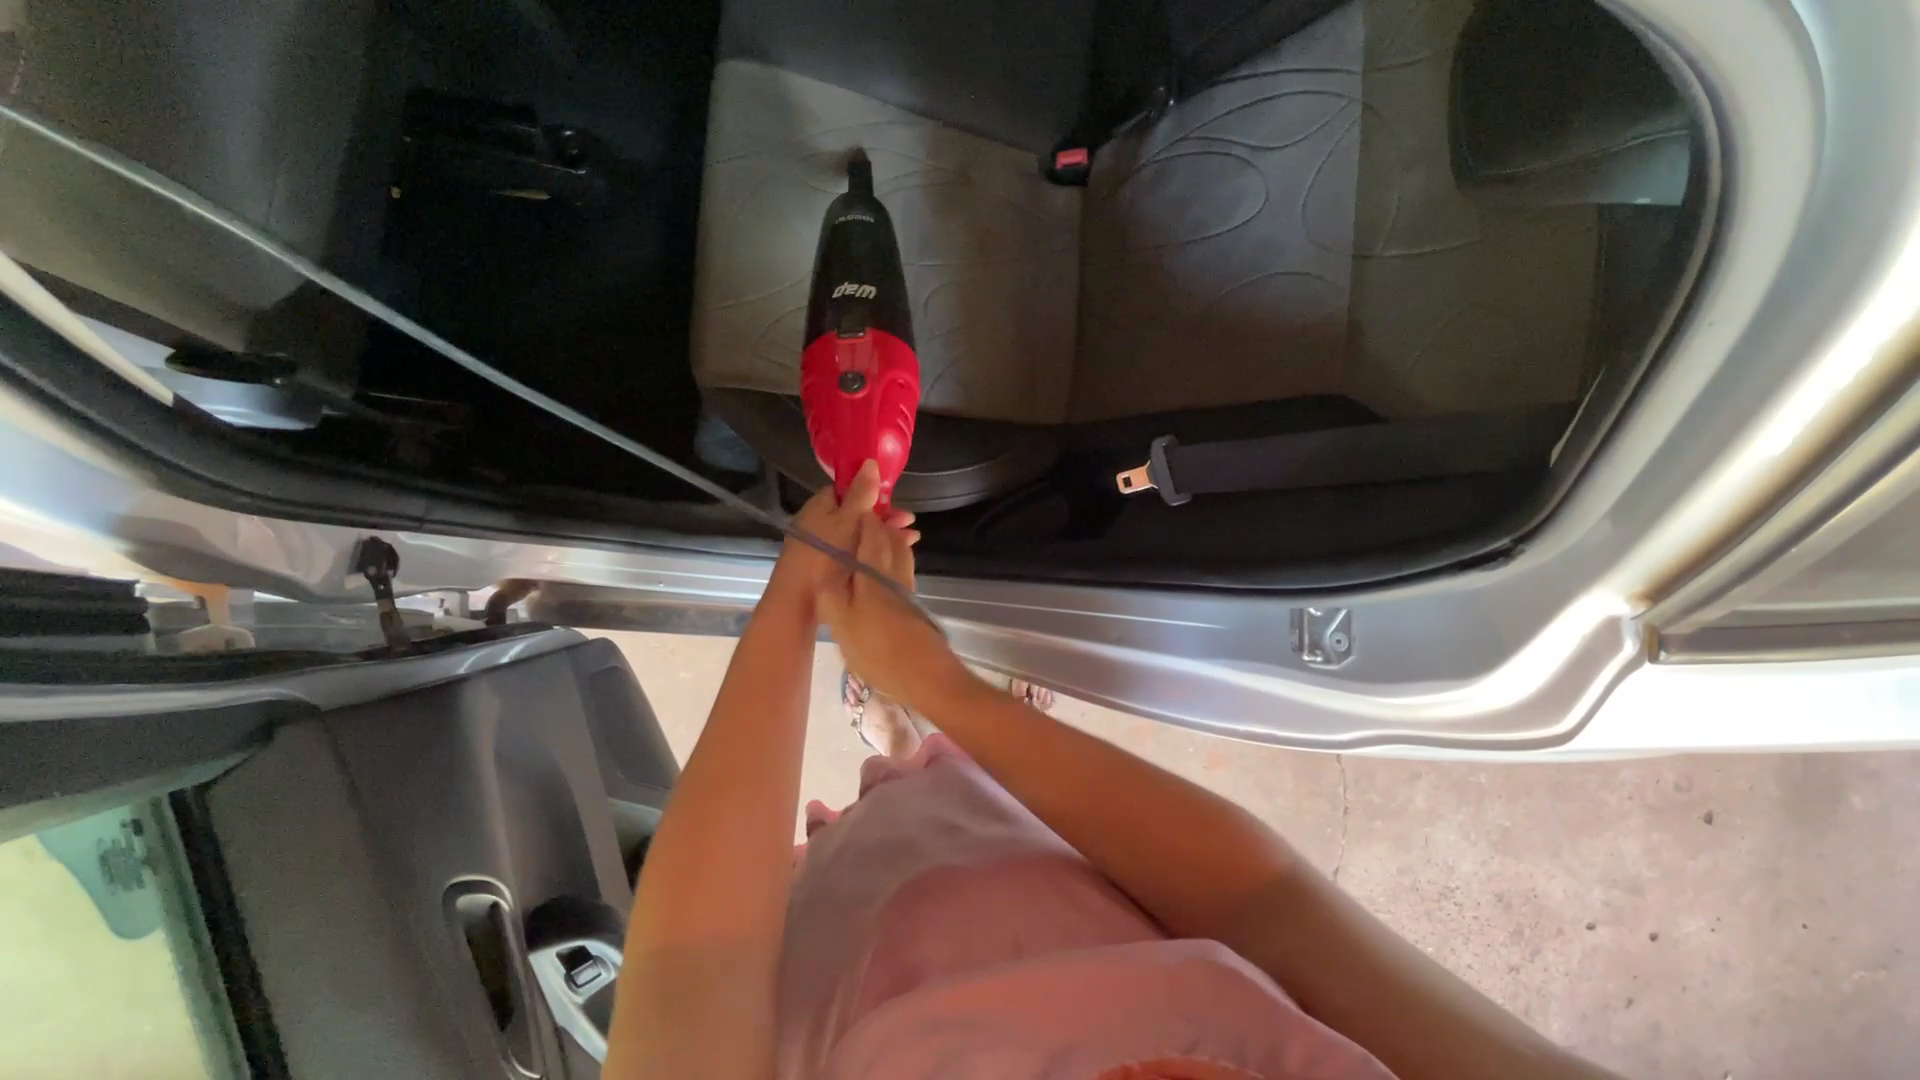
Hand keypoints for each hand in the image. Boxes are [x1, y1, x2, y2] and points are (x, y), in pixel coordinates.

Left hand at [772, 460, 916, 612]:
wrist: (800, 599)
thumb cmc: (824, 553)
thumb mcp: (847, 519)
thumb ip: (861, 493)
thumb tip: (870, 461)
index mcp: (820, 506)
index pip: (846, 490)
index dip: (870, 491)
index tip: (891, 497)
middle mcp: (820, 523)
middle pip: (856, 513)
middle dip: (884, 516)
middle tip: (908, 521)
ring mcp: (825, 546)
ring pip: (860, 534)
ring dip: (884, 534)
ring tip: (911, 539)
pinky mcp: (831, 567)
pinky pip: (858, 551)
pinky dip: (876, 550)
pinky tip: (895, 555)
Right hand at [817, 511, 972, 711]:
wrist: (927, 677)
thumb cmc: (879, 651)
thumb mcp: (842, 624)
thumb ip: (832, 594)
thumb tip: (824, 570)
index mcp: (874, 573)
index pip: (870, 533)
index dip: (863, 515)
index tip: (852, 501)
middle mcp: (894, 574)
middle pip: (889, 539)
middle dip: (876, 524)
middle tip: (860, 515)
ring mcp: (907, 590)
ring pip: (899, 554)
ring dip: (888, 541)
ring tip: (873, 538)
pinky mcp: (914, 606)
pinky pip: (901, 571)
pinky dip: (892, 560)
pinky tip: (882, 572)